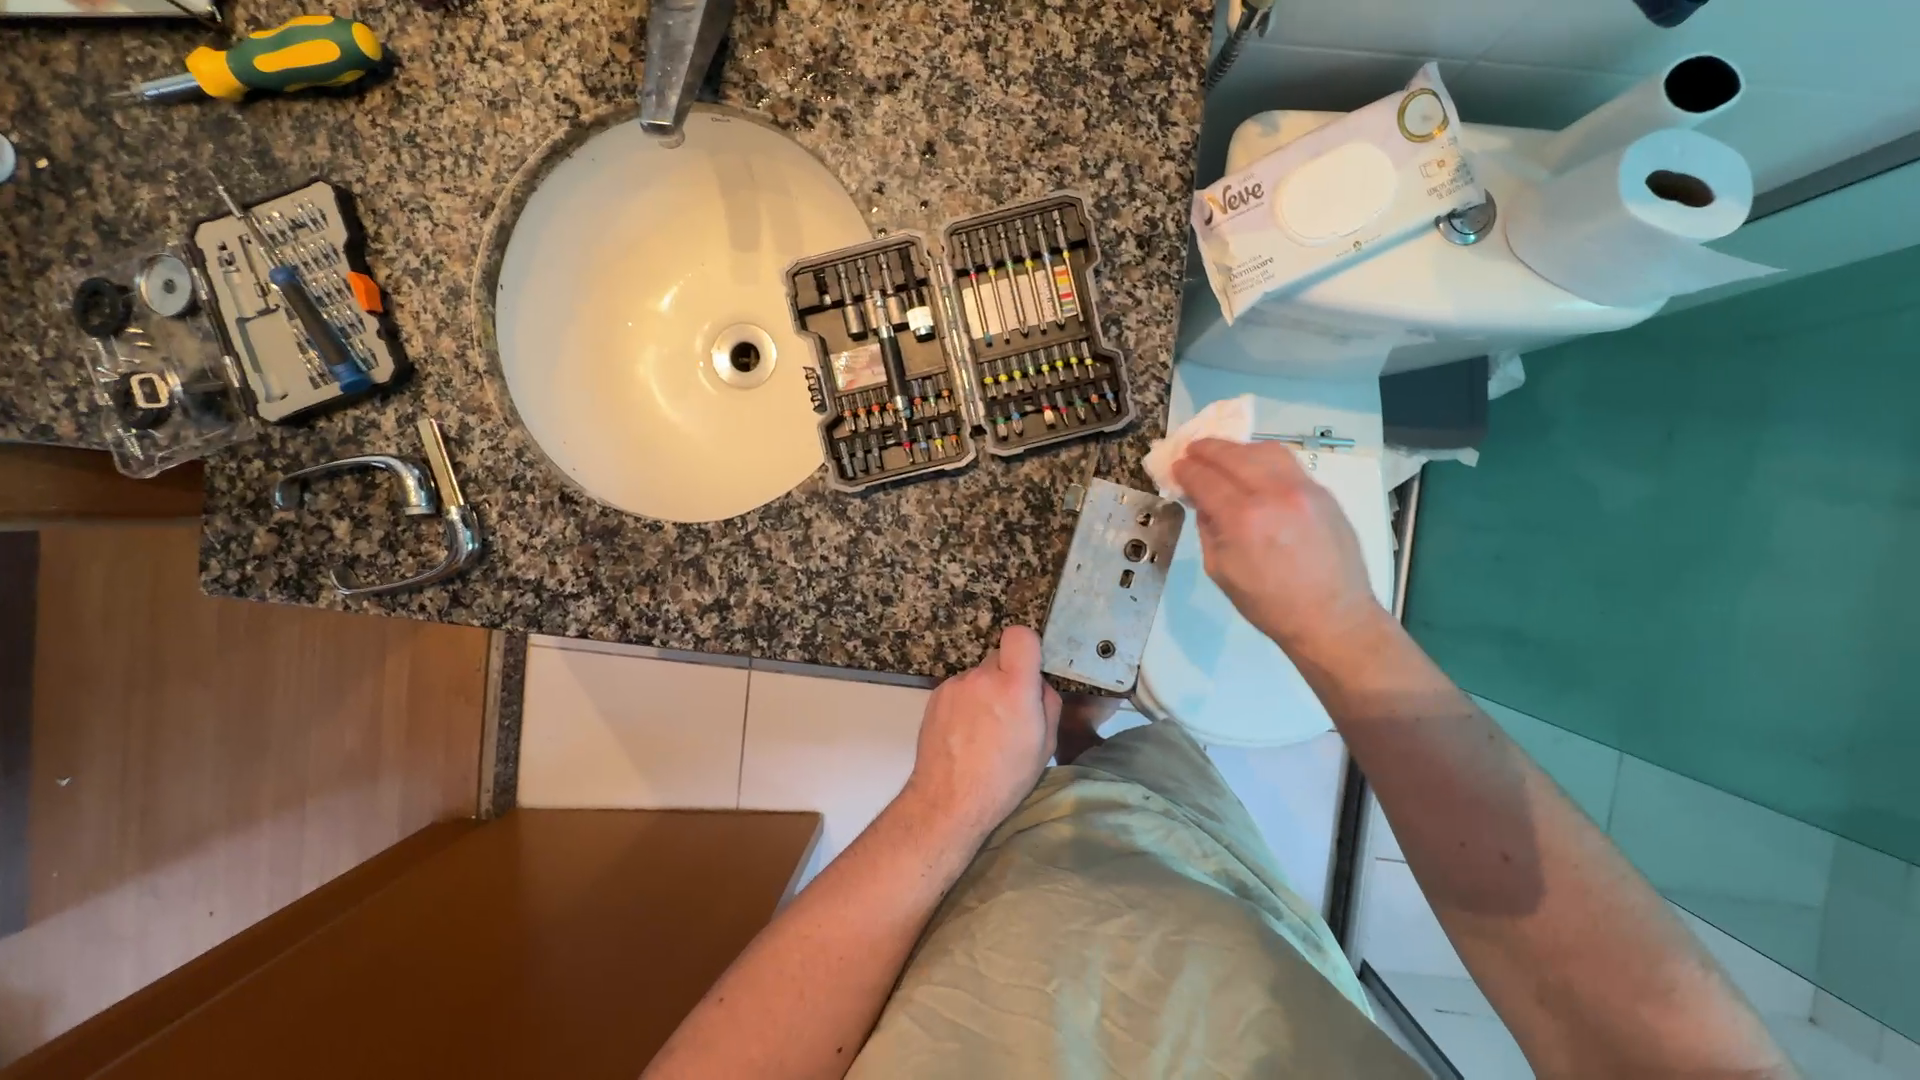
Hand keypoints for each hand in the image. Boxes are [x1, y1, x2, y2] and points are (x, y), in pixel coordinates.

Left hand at [902, 626, 1062, 841]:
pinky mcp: (936, 696)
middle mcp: (982, 678)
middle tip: (1009, 711)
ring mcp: (955, 686)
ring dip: (984, 692)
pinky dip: (965, 704)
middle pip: (999, 657)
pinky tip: (965, 733)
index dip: (1027, 647)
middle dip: (1007, 676)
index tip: (1029, 669)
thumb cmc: (1004, 778)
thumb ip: (1047, 703)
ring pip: (978, 676)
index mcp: (1014, 687)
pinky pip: (960, 690)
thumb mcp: (1046, 745)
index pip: (1020, 635)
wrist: (949, 799)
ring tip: (983, 730)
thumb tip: (1037, 683)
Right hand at [1171, 438, 1386, 660]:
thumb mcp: (1221, 571)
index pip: (1204, 479)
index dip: (1185, 471)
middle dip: (1206, 450)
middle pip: (1232, 455)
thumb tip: (1203, 501)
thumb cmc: (1269, 604)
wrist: (1332, 617)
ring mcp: (1303, 489)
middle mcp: (1274, 494)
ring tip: (1224, 457)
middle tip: (1192, 451)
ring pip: (1264, 450)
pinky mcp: (1322, 493)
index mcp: (1243, 519)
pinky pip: (1288, 464)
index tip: (1176, 468)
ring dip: (1237, 449)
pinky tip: (1255, 471)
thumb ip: (1209, 529)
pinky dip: (1264, 460)